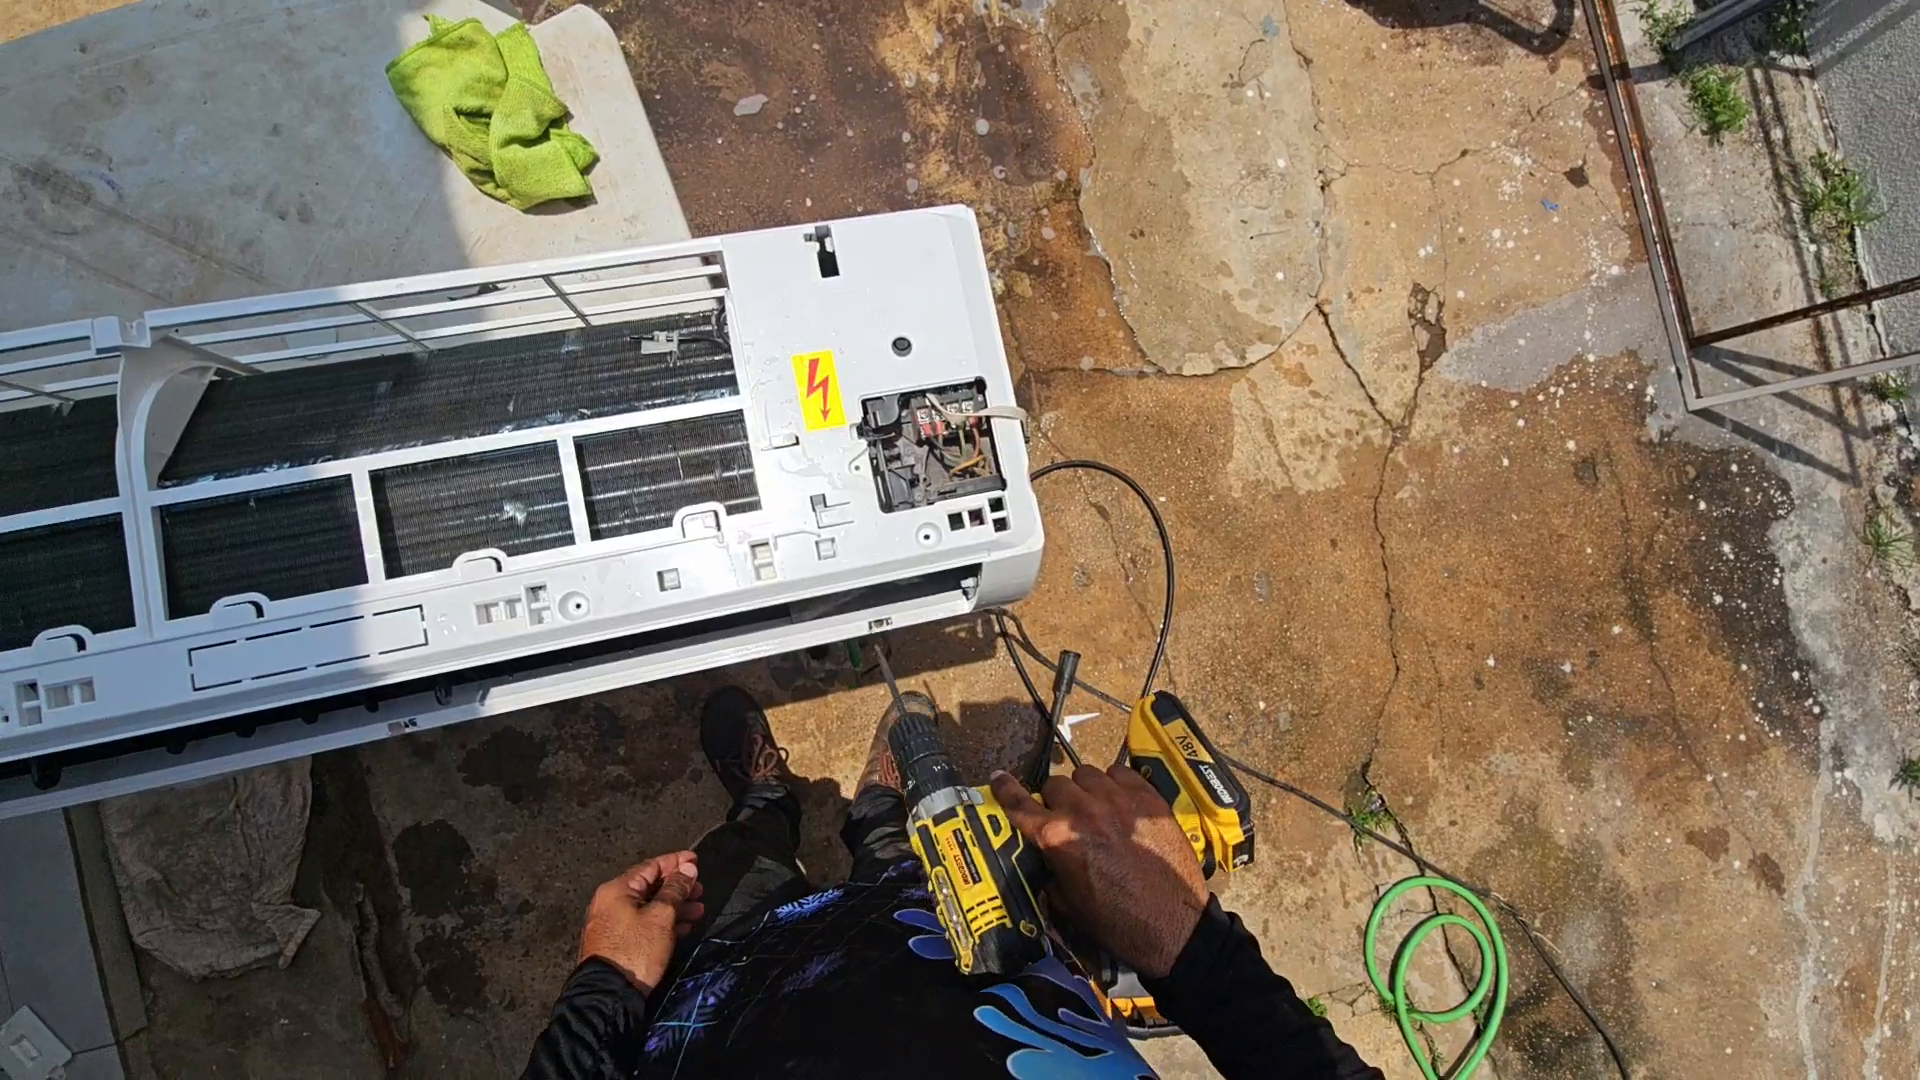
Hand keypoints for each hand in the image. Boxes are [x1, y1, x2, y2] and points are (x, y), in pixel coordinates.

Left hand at [577, 851, 703, 993]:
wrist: (608, 997)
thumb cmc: (637, 949)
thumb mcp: (662, 916)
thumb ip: (676, 888)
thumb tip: (688, 867)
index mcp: (617, 890)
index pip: (652, 866)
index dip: (677, 862)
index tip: (697, 861)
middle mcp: (611, 902)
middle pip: (651, 886)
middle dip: (679, 888)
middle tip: (700, 891)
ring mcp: (612, 924)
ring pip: (649, 906)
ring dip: (675, 907)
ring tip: (698, 912)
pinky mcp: (616, 943)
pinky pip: (643, 923)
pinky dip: (663, 923)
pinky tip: (683, 929)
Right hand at [990, 765, 1207, 977]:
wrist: (1175, 928)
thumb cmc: (1118, 923)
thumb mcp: (1069, 904)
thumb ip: (1051, 869)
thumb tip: (1048, 855)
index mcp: (1057, 838)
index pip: (1020, 803)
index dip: (1006, 789)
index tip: (998, 778)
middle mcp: (1082, 810)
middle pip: (1055, 784)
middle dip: (1057, 801)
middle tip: (1070, 819)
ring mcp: (1117, 798)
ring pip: (1086, 773)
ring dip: (1085, 790)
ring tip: (1098, 809)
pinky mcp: (1147, 796)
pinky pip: (1118, 771)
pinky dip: (1114, 783)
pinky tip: (1121, 802)